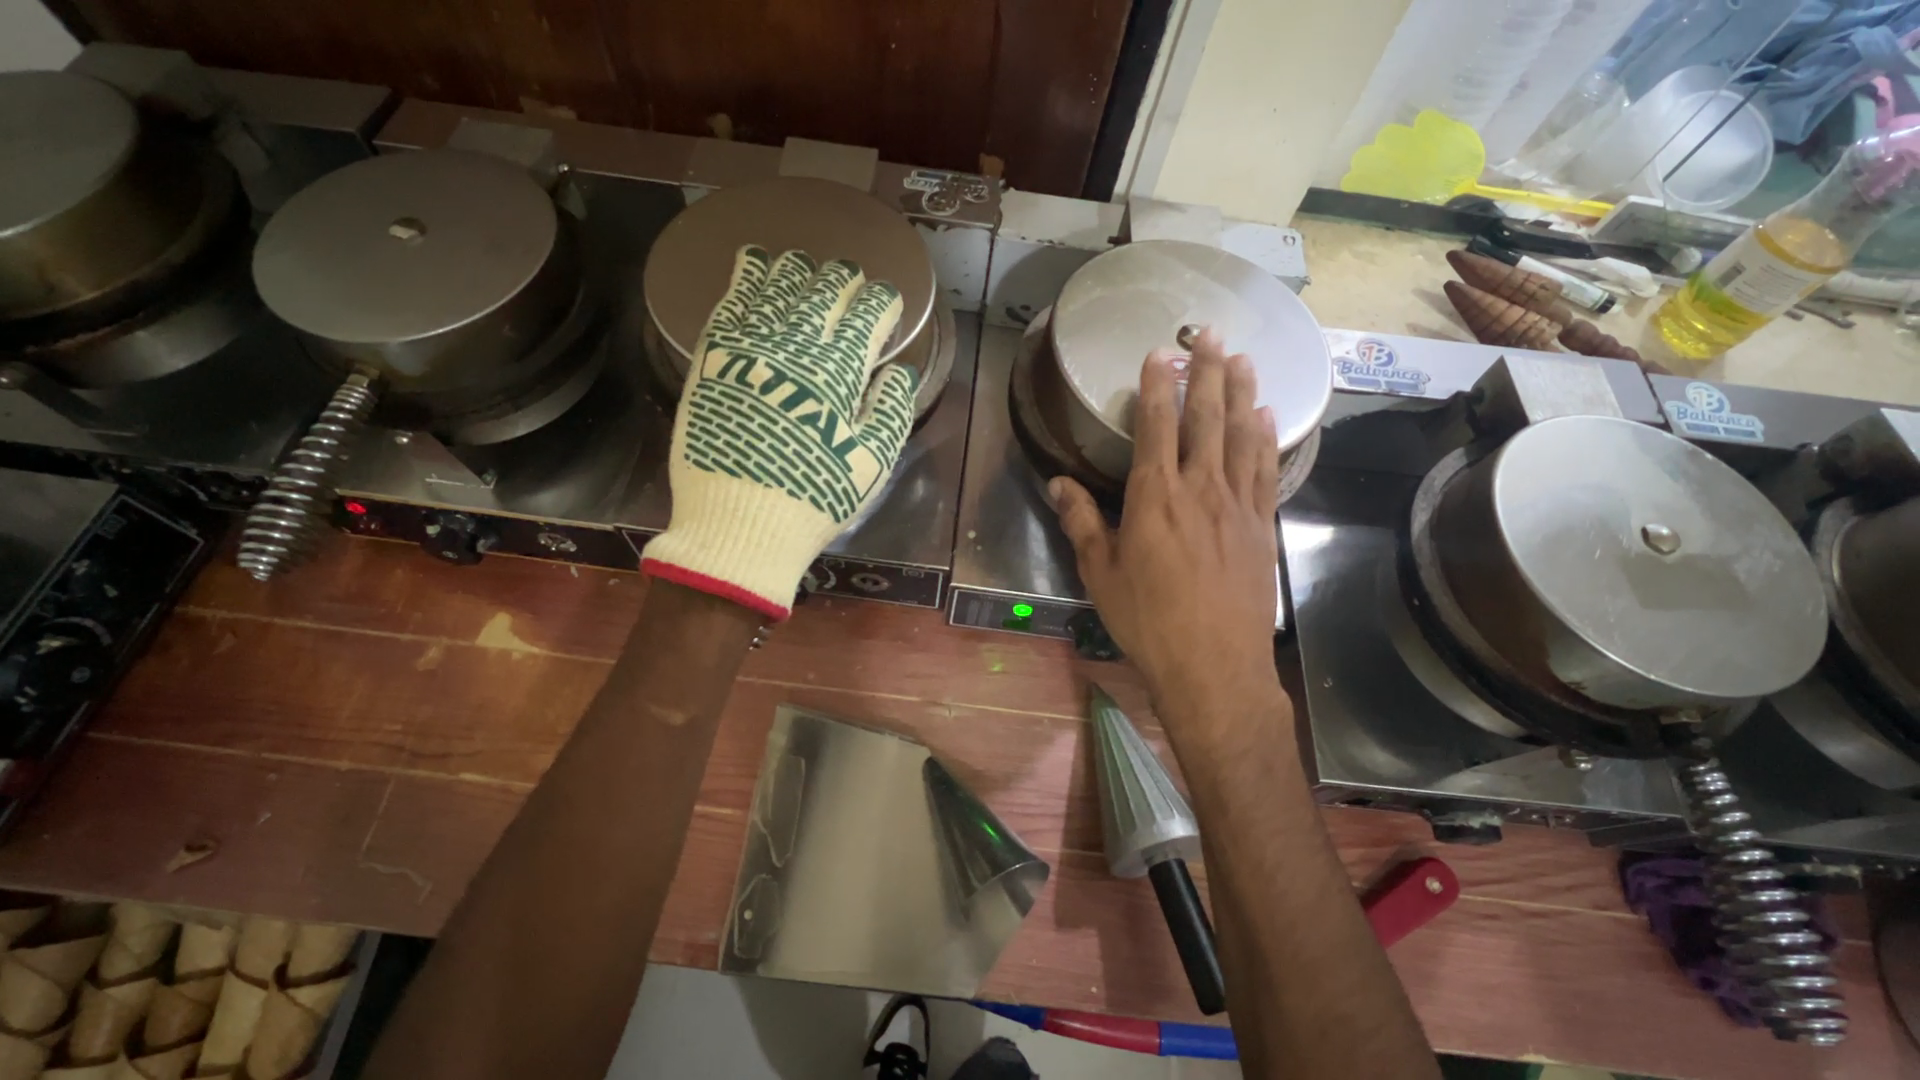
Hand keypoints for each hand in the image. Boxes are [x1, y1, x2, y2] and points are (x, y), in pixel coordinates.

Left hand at [641, 246, 918, 619]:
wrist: (737, 526)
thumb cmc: (810, 499)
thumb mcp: (871, 465)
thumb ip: (890, 411)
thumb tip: (899, 370)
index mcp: (840, 374)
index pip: (867, 317)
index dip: (880, 303)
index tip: (885, 302)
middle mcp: (796, 350)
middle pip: (822, 295)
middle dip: (840, 279)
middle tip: (845, 275)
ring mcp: (749, 352)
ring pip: (776, 291)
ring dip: (792, 271)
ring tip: (800, 263)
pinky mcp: (712, 362)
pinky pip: (730, 307)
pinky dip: (744, 281)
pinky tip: (751, 266)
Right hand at [1050, 327, 1280, 707]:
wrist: (1214, 665)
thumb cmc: (1148, 620)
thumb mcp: (1100, 573)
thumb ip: (1081, 522)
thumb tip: (1057, 483)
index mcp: (1154, 497)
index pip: (1154, 426)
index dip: (1156, 385)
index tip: (1159, 351)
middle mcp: (1199, 488)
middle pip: (1205, 418)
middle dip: (1207, 371)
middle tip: (1211, 332)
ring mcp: (1236, 505)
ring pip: (1242, 435)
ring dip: (1242, 393)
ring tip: (1243, 358)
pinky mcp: (1261, 525)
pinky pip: (1265, 469)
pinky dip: (1267, 438)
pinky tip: (1267, 417)